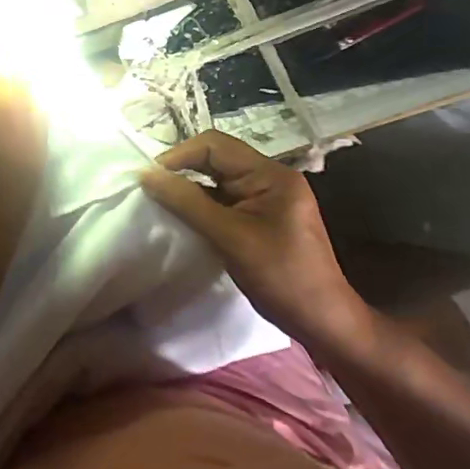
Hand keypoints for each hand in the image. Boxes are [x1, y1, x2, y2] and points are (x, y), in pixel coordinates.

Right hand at [139, 131, 368, 344]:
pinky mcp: (258, 220)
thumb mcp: (230, 237)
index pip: (215, 145)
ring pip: (216, 181)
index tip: (151, 178)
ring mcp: (265, 200)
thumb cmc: (282, 276)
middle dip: (182, 171)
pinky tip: (182, 220)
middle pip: (215, 160)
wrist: (323, 322)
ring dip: (188, 190)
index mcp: (270, 175)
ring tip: (161, 204)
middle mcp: (268, 179)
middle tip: (151, 190)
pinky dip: (199, 207)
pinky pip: (222, 202)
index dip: (179, 155)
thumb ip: (187, 202)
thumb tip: (146, 175)